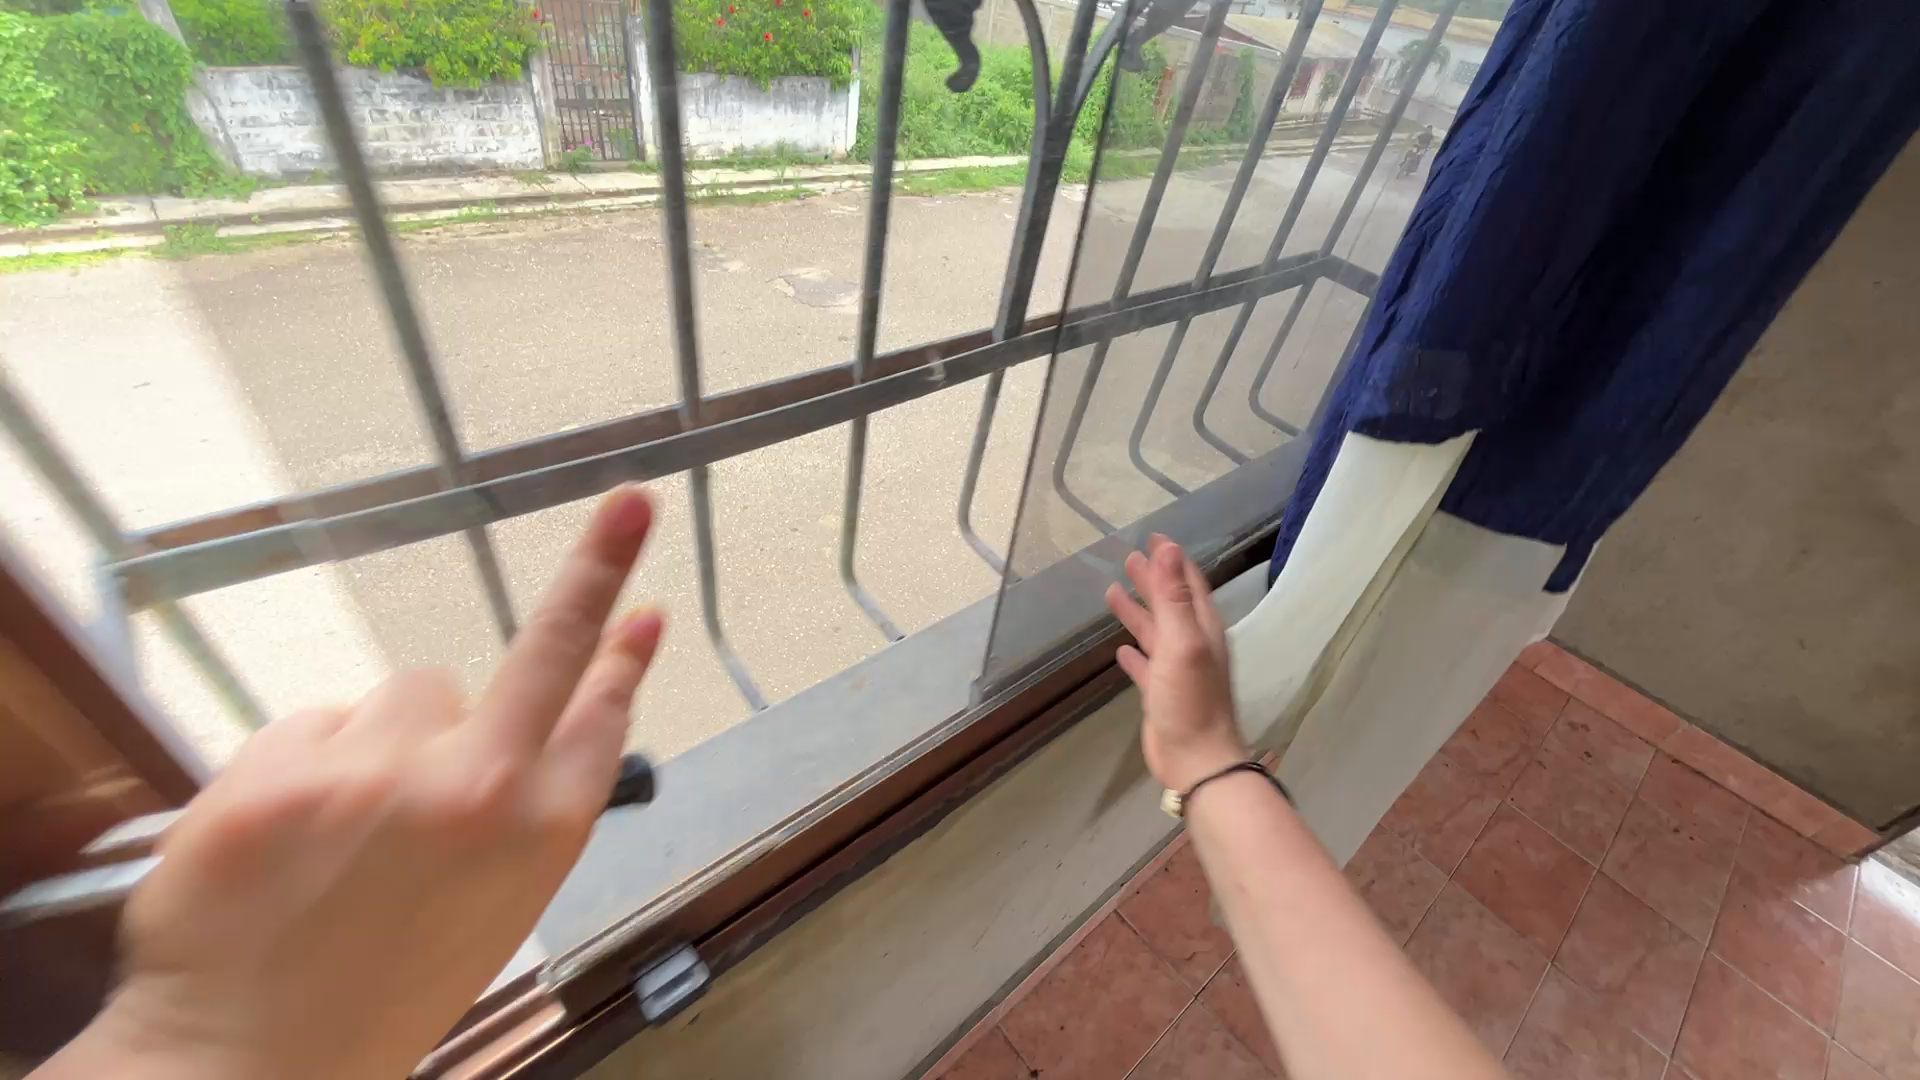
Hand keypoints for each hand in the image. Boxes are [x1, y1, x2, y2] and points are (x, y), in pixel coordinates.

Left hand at [47, 485, 663, 1079]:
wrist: (254, 1061)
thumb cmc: (411, 961)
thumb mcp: (519, 880)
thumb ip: (562, 772)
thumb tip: (605, 670)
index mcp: (546, 828)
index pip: (605, 710)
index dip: (628, 651)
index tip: (650, 600)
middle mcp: (479, 791)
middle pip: (548, 649)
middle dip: (599, 567)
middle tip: (633, 504)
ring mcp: (374, 778)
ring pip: (411, 688)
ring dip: (398, 734)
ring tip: (361, 818)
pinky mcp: (271, 778)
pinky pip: (320, 718)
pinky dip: (317, 758)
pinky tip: (298, 827)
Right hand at [1103, 535, 1246, 792]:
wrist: (1196, 760)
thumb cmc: (1191, 700)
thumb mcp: (1182, 641)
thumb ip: (1173, 596)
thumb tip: (1168, 549)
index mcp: (1202, 629)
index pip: (1188, 584)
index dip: (1172, 561)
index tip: (1155, 538)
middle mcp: (1192, 645)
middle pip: (1170, 604)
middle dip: (1151, 580)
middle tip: (1129, 559)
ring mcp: (1177, 670)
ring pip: (1155, 632)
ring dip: (1138, 611)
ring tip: (1112, 592)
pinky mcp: (1162, 693)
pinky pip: (1146, 664)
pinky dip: (1134, 653)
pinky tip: (1120, 649)